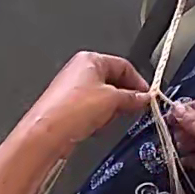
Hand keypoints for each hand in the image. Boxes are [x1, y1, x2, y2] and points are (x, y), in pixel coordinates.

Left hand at [16, 52, 150, 151]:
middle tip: (134, 108)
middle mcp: (80, 71)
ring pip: (104, 97)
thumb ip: (133, 97)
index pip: (123, 65)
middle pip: (113, 81)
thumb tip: (144, 98)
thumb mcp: (113, 100)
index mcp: (90, 59)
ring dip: (111, 109)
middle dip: (125, 97)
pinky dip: (99, 117)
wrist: (46, 134)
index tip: (147, 96)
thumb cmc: (72, 109)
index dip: (138, 81)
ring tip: (109, 119)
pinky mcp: (69, 107)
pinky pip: (92, 109)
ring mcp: (73, 89)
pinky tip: (97, 126)